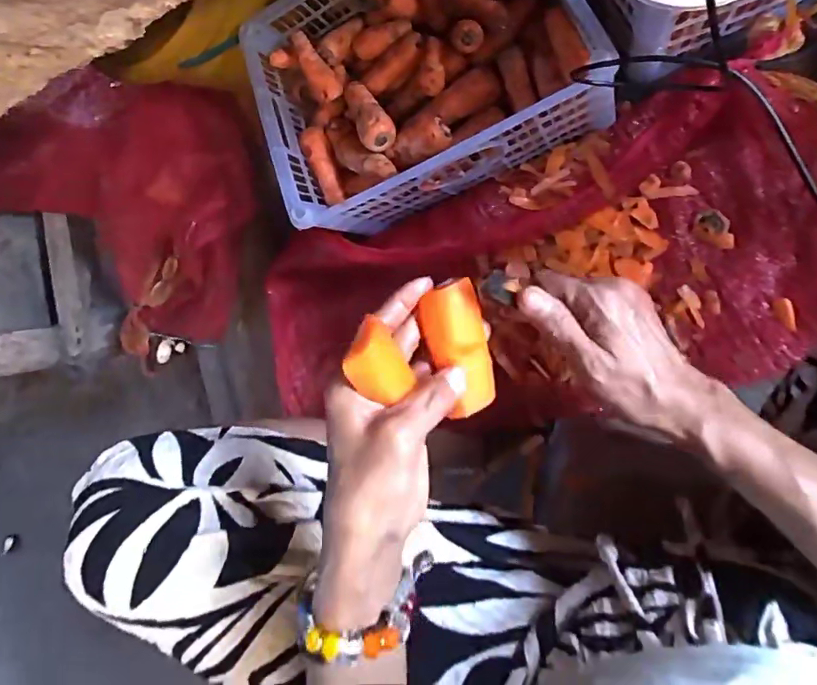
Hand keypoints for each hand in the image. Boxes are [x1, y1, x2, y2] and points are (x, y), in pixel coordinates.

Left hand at [317, 277, 466, 629]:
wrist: (372, 533)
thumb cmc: (370, 479)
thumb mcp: (398, 434)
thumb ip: (429, 398)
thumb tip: (461, 369)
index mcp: (350, 381)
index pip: (375, 332)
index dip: (398, 304)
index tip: (423, 282)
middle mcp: (367, 385)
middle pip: (396, 343)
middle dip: (421, 320)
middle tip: (450, 297)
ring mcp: (387, 404)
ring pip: (414, 366)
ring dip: (437, 348)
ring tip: (466, 324)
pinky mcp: (406, 423)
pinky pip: (426, 390)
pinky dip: (444, 378)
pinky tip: (465, 363)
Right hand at [518, 271, 743, 451]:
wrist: (684, 401)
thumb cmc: (631, 389)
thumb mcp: (588, 364)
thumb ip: (556, 325)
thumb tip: (523, 292)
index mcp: (597, 296)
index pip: (545, 279)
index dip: (527, 297)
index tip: (517, 320)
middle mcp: (611, 284)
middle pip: (562, 285)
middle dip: (548, 307)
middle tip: (544, 342)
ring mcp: (626, 291)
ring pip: (578, 293)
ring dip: (567, 312)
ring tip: (569, 346)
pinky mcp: (634, 301)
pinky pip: (596, 299)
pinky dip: (586, 314)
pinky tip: (592, 340)